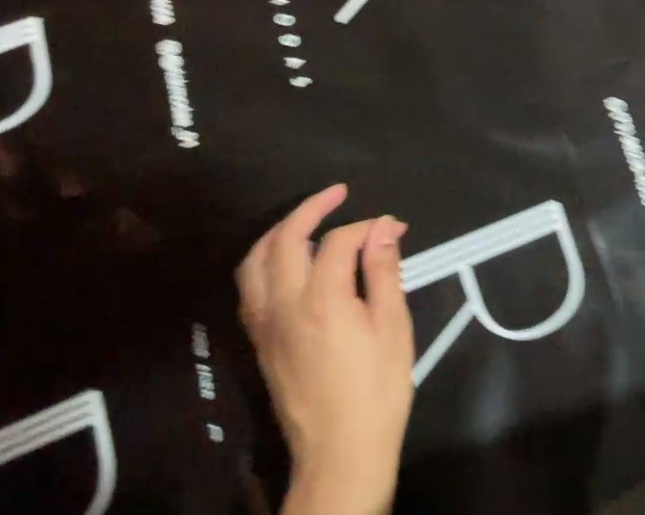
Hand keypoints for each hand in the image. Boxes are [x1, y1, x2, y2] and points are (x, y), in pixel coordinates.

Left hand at [238, 185, 414, 514]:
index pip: (338, 241)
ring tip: (305, 221)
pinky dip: (266, 263)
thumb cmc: (377, 387)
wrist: (340, 449)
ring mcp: (265, 325)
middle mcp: (284, 305)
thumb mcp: (393, 325)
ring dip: (278, 233)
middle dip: (311, 209)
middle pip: (284, 240)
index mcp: (322, 299)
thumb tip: (383, 228)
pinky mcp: (260, 342)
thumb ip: (385, 271)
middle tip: (338, 194)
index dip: (368, 226)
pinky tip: (288, 265)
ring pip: (254, 263)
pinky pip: (250, 289)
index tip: (395, 228)